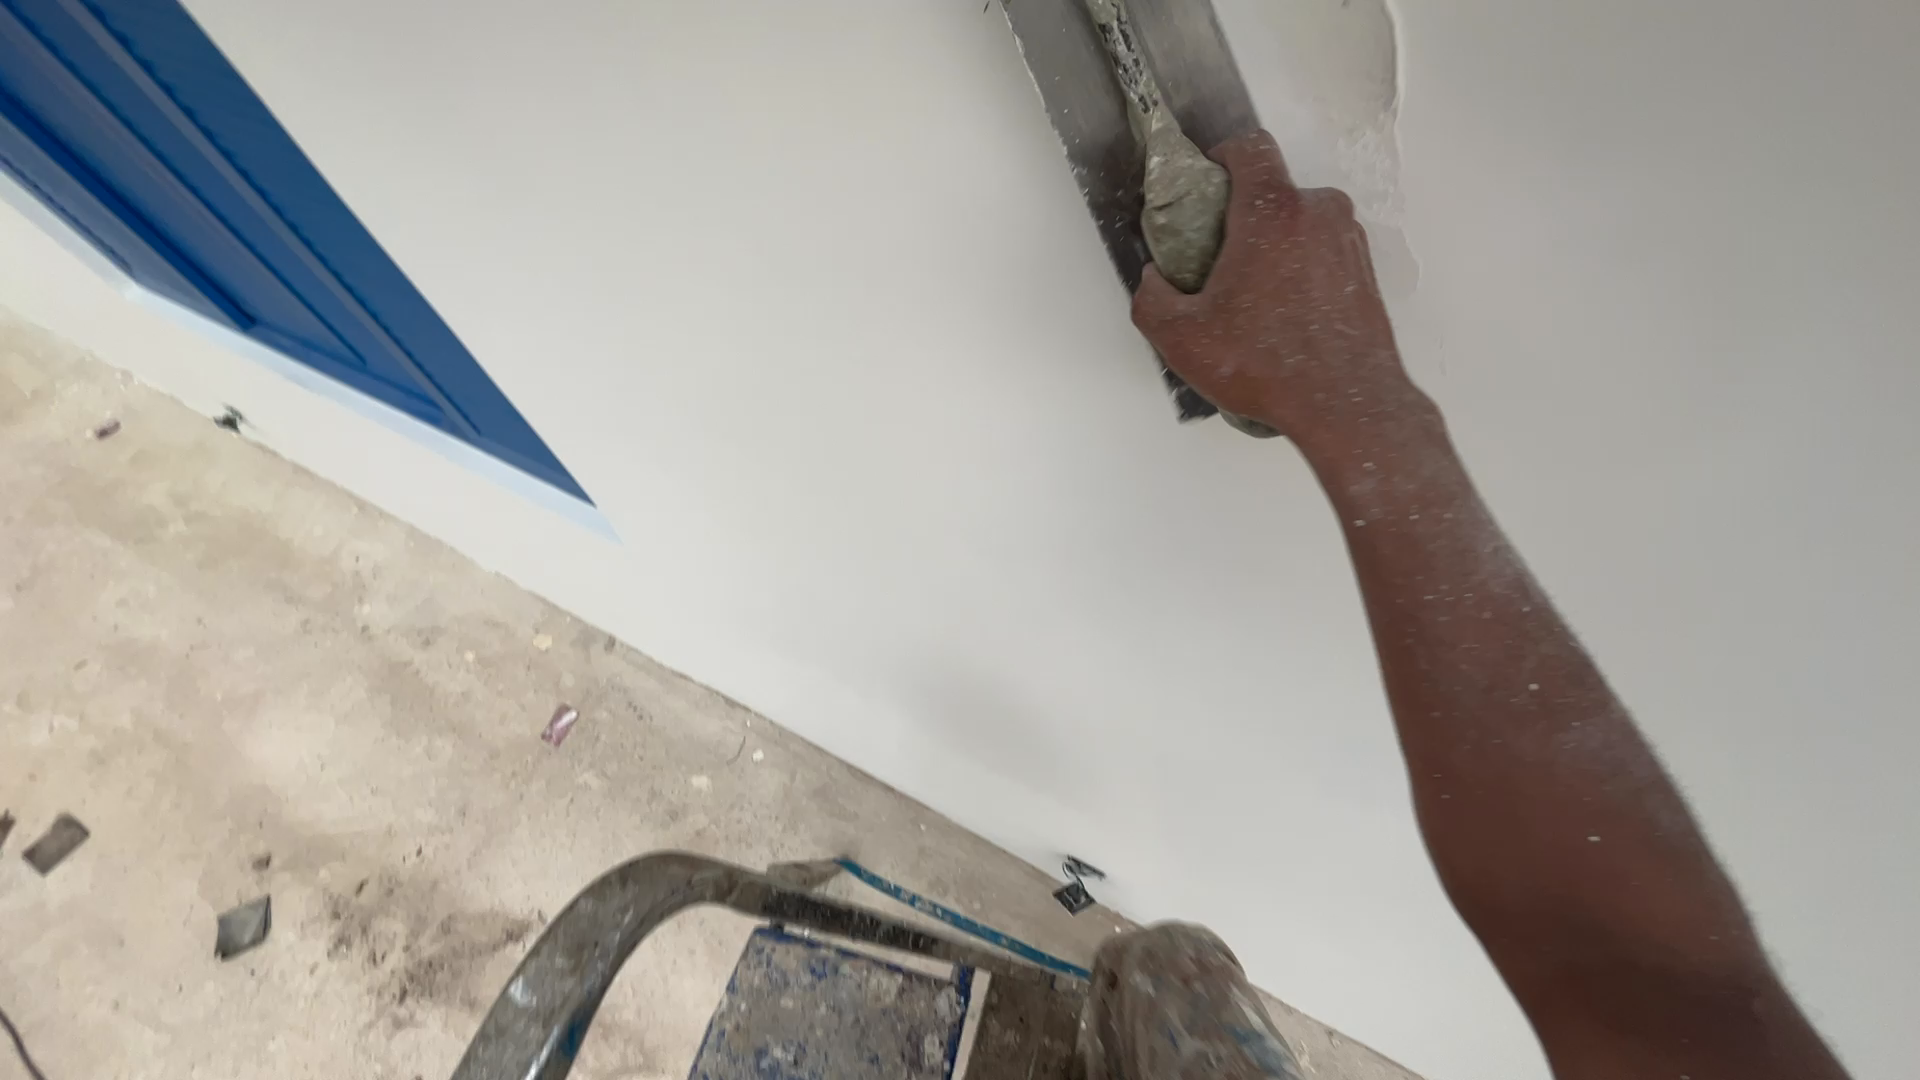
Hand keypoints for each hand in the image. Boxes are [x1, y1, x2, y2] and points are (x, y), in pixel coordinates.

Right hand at [1132, 131, 1421, 448]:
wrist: (1343, 404)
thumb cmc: (1266, 367)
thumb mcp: (1181, 339)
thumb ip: (1151, 300)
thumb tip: (1152, 282)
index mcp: (1272, 213)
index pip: (1249, 148)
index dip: (1221, 157)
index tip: (1204, 183)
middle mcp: (1318, 212)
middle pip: (1270, 191)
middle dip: (1238, 217)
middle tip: (1214, 262)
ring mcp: (1347, 240)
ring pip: (1297, 224)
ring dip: (1268, 247)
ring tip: (1246, 298)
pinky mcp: (1362, 270)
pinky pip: (1319, 252)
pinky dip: (1295, 270)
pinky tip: (1277, 315)